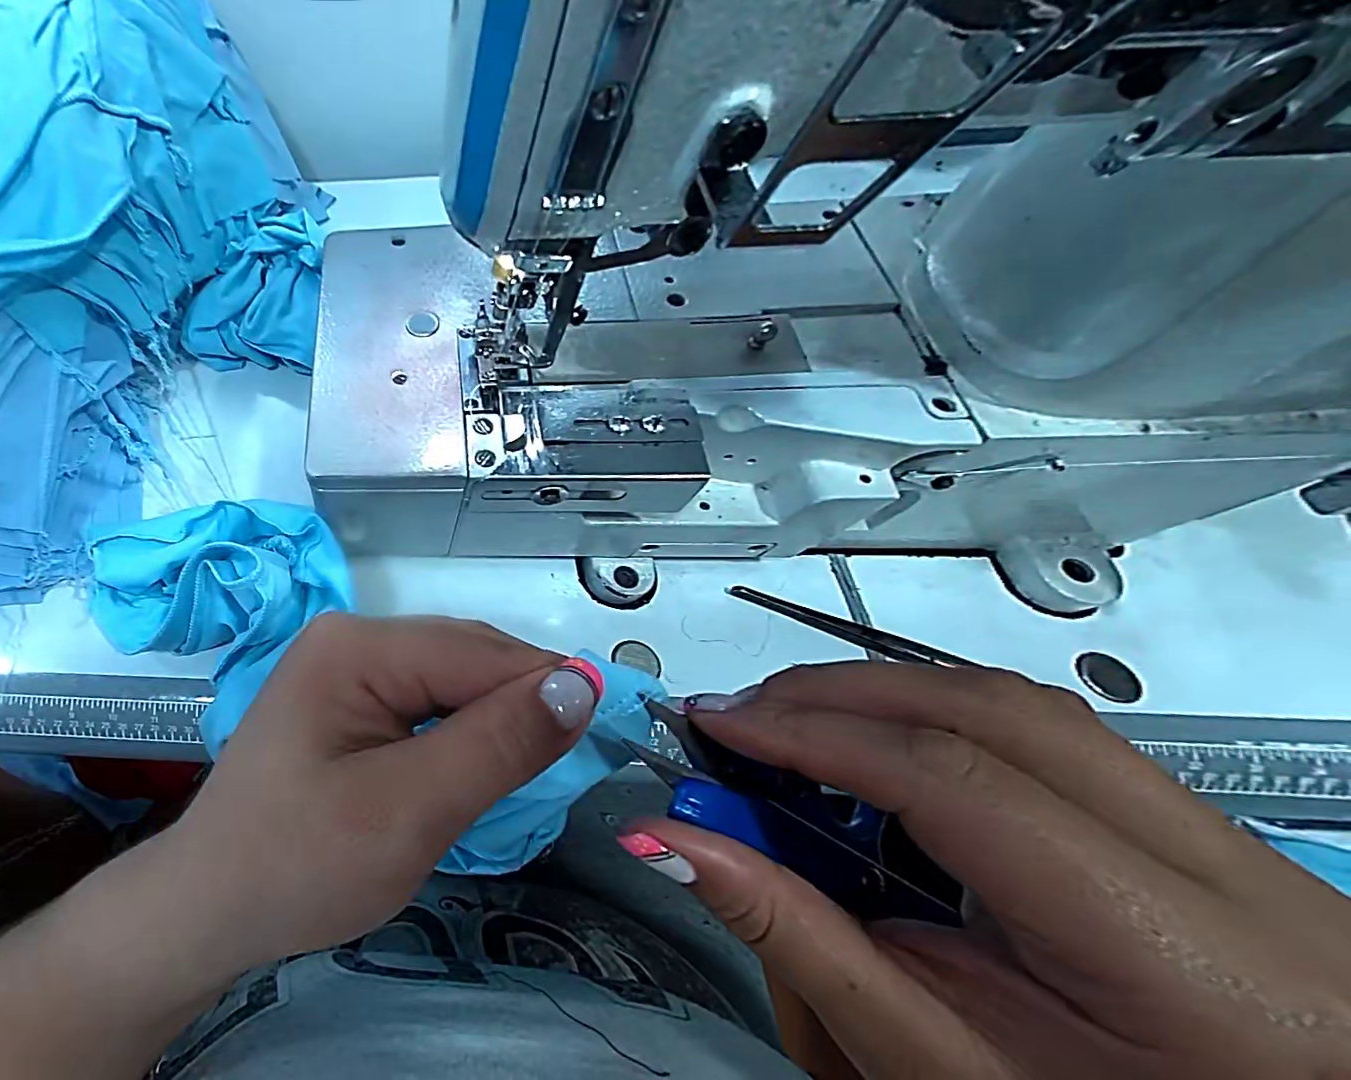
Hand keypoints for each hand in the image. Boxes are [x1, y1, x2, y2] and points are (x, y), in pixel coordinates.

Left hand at [0, 615, 592, 1079]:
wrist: (209, 906)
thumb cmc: (298, 863)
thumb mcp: (409, 810)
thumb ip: (497, 744)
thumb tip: (579, 684)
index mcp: (356, 645)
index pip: (479, 654)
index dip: (544, 692)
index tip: (598, 741)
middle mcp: (351, 636)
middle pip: (466, 657)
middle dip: (516, 707)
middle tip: (550, 773)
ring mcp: (346, 664)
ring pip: (452, 678)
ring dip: (490, 719)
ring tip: (514, 773)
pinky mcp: (347, 696)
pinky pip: (426, 698)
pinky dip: (459, 729)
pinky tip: (468, 763)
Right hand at [635, 662, 1350, 1078]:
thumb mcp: (922, 1055)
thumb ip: (788, 931)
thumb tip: (668, 841)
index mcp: (1179, 954)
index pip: (954, 779)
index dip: (813, 735)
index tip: (719, 725)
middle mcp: (1230, 873)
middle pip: (991, 709)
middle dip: (838, 696)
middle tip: (742, 717)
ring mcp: (1223, 842)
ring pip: (1016, 706)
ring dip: (881, 697)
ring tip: (793, 726)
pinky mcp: (1193, 832)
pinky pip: (1036, 733)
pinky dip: (927, 721)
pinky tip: (875, 753)